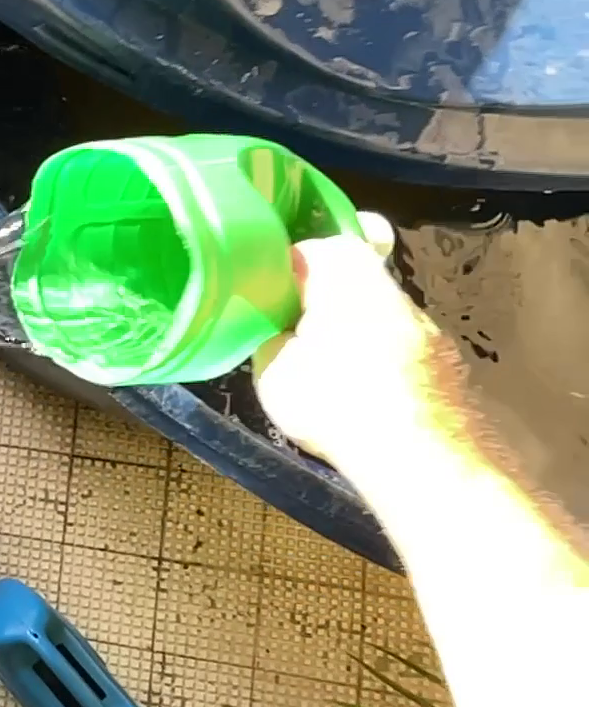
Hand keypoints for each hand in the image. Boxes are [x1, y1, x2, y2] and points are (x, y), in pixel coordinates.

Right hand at [252, 213, 457, 465]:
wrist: (421, 461)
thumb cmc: (335, 405)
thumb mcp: (273, 366)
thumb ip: (270, 332)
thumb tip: (271, 324)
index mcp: (351, 290)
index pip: (326, 246)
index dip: (292, 256)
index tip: (265, 279)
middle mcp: (398, 302)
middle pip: (355, 276)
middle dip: (318, 290)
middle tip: (281, 317)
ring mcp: (427, 334)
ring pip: (375, 309)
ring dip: (344, 321)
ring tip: (312, 355)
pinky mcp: (441, 364)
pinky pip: (392, 339)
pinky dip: (368, 349)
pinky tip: (349, 382)